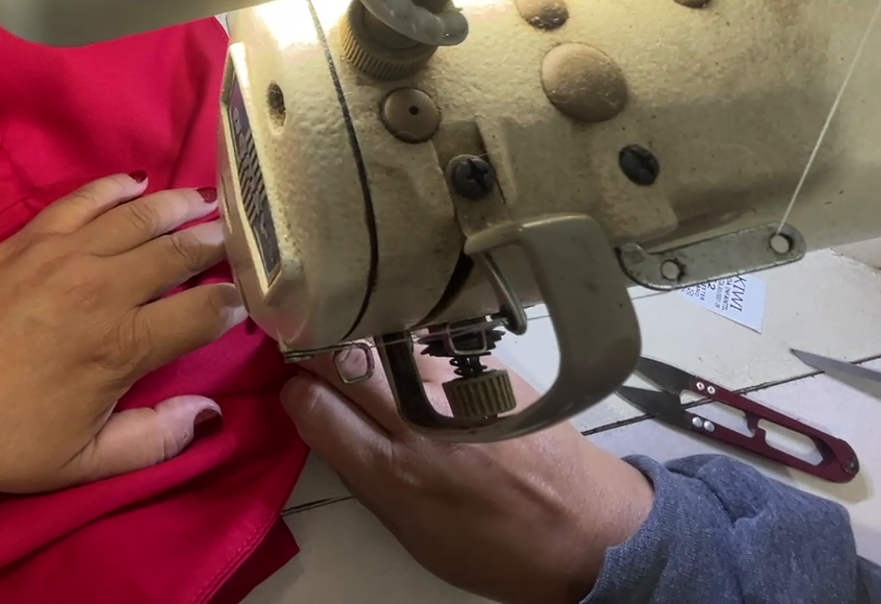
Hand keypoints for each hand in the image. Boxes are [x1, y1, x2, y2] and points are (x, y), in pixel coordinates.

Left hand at [0, 173, 243, 493]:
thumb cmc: (4, 440)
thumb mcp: (84, 463)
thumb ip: (155, 439)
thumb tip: (210, 412)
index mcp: (123, 346)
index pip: (201, 313)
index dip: (232, 303)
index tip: (246, 297)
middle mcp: (104, 288)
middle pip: (178, 254)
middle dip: (215, 244)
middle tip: (238, 237)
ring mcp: (65, 254)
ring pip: (139, 217)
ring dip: (180, 206)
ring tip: (207, 200)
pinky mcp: (30, 236)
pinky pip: (84, 199)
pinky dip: (115, 186)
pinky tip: (139, 181)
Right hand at [281, 352, 653, 603]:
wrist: (588, 526)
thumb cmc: (492, 545)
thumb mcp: (411, 532)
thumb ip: (361, 470)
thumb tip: (320, 418)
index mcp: (395, 473)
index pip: (313, 403)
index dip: (292, 389)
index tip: (292, 386)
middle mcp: (419, 417)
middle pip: (340, 355)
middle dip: (313, 346)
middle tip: (307, 348)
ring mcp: (453, 380)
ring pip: (379, 335)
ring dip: (356, 337)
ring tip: (354, 344)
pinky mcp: (482, 359)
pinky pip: (420, 335)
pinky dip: (399, 339)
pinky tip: (403, 350)